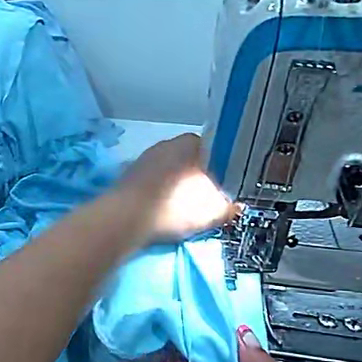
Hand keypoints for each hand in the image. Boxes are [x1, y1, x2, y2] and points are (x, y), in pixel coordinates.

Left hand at [114, 134, 236, 245]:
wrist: (126, 218)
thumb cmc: (175, 206)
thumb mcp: (213, 211)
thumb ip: (229, 206)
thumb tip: (235, 206)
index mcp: (190, 142)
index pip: (214, 150)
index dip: (221, 169)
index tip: (223, 186)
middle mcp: (166, 143)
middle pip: (191, 160)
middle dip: (198, 178)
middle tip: (205, 200)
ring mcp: (145, 157)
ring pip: (170, 171)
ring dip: (177, 186)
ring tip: (183, 209)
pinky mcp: (129, 175)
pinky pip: (152, 182)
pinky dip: (159, 193)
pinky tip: (162, 210)